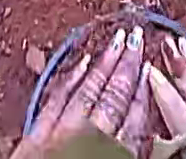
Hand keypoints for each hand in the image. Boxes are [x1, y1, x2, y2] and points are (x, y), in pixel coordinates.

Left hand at [13, 26, 150, 158]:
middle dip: (127, 68)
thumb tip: (139, 140)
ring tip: (119, 40)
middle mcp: (87, 145)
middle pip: (113, 100)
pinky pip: (57, 100)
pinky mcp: (35, 138)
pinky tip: (83, 60)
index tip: (150, 69)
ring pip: (88, 92)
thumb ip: (124, 154)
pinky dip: (72, 77)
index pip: (132, 125)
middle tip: (138, 38)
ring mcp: (59, 138)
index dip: (143, 95)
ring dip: (105, 64)